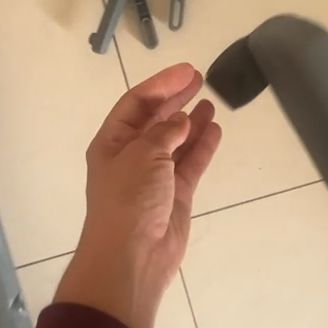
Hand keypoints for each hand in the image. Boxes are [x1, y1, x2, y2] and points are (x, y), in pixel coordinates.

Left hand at [55, 63, 222, 327]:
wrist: (133, 256)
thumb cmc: (129, 200)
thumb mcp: (143, 154)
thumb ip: (165, 132)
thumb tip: (182, 121)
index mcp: (112, 143)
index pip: (136, 103)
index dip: (161, 84)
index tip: (188, 71)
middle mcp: (131, 156)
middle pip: (156, 120)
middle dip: (176, 99)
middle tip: (200, 79)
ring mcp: (155, 177)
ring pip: (176, 142)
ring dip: (192, 122)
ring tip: (210, 102)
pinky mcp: (175, 196)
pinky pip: (191, 164)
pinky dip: (203, 147)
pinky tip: (215, 129)